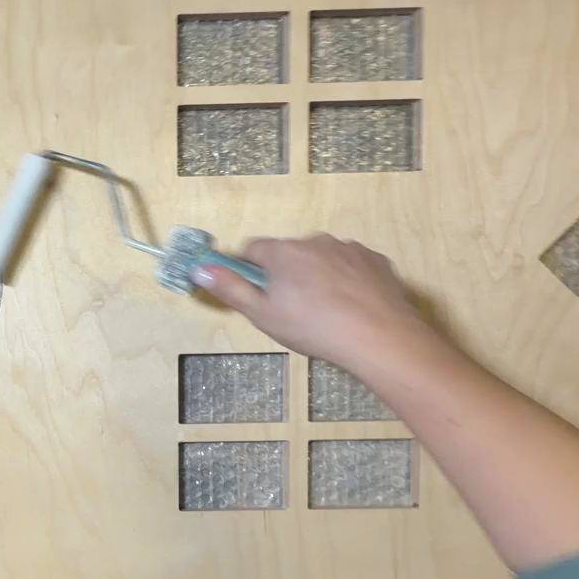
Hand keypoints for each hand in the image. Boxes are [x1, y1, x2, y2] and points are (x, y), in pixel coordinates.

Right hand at [193, 234, 445, 378]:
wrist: (378, 337)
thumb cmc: (311, 327)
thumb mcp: (261, 314)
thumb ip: (230, 288)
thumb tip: (199, 269)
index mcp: (283, 252)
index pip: (252, 248)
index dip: (247, 269)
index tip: (253, 292)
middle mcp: (314, 241)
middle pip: (287, 252)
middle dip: (283, 272)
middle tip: (288, 307)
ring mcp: (348, 248)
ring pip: (319, 257)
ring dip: (314, 274)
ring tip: (322, 309)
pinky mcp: (375, 260)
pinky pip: (349, 264)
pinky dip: (344, 278)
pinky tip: (348, 304)